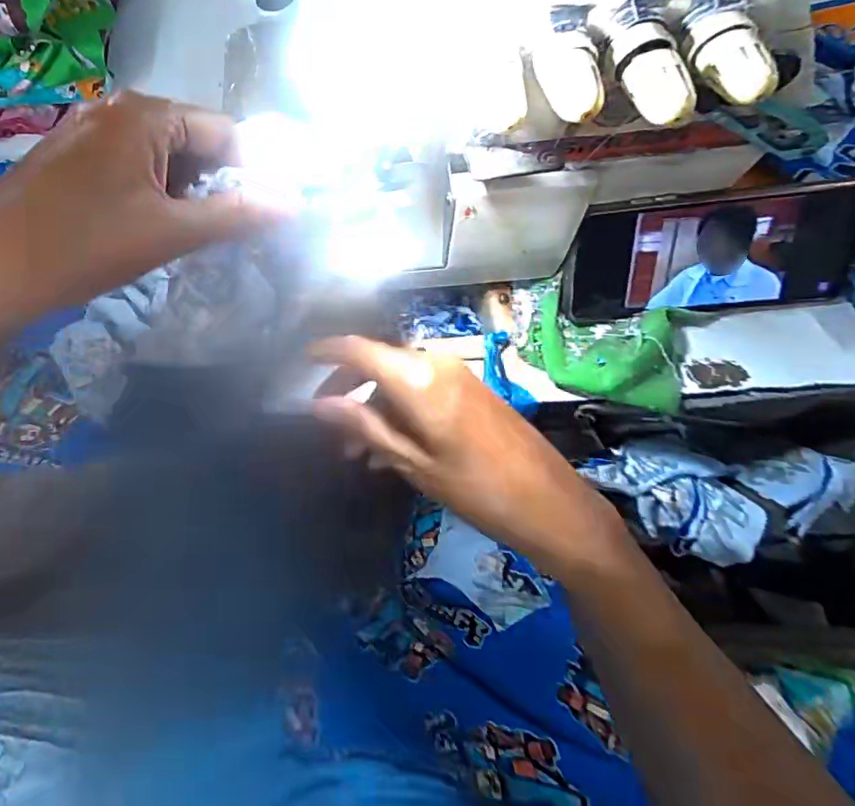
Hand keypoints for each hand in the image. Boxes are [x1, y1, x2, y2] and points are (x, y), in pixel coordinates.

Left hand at [0, 94, 283, 329]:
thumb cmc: (83, 246)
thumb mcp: (167, 232)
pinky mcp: (61, 156)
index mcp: (145, 113)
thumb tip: (292, 203)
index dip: (244, 174)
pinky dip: (139, 192)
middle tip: (204, 232)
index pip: (223, 131)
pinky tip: (128, 229)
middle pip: (188, 139)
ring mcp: (81, 130)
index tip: (248, 218)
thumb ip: (233, 214)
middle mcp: (113, 108)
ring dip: (172, 192)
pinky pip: (120, 165)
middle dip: (205, 184)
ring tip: (166, 236)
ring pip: (153, 155)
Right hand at [309, 336, 629, 580]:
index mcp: (417, 378)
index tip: (300, 362)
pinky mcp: (469, 388)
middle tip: (328, 428)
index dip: (324, 352)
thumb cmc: (476, 489)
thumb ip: (363, 426)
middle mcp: (434, 363)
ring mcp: (455, 374)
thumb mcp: (412, 463)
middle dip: (347, 390)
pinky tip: (390, 448)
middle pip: (375, 363)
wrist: (554, 505)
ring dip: (373, 407)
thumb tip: (319, 405)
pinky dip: (398, 409)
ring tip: (357, 452)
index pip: (357, 349)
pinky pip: (420, 388)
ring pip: (397, 379)